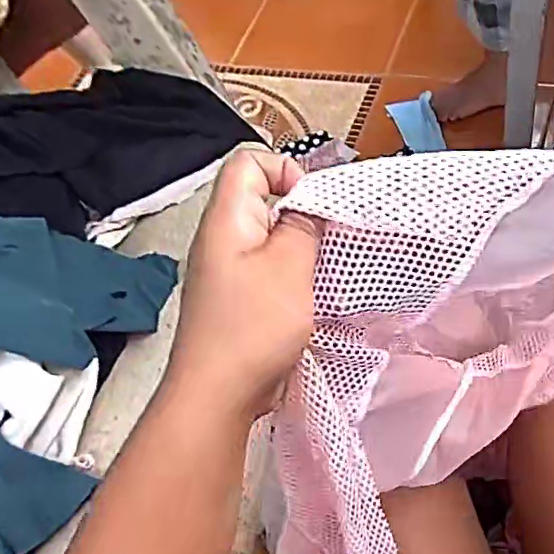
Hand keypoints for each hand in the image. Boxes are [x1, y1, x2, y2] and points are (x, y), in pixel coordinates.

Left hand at [162, 148, 320, 420]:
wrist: (221, 389)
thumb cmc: (253, 328)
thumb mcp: (289, 269)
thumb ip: (301, 229)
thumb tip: (307, 210)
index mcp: (227, 221)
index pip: (249, 164)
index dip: (286, 171)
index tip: (318, 206)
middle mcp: (223, 241)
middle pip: (263, 202)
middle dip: (303, 214)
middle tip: (331, 242)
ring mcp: (231, 273)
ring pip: (271, 241)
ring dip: (303, 250)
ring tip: (326, 272)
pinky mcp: (243, 302)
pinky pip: (272, 273)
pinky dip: (297, 278)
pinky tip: (313, 299)